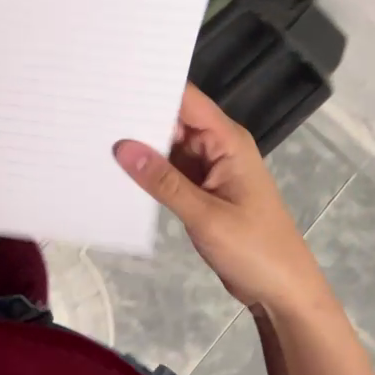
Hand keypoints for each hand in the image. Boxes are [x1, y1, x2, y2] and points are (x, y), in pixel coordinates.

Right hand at [114, 84, 331, 312]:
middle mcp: (216, 145)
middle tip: (90, 105)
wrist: (284, 294)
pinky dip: (146, 166)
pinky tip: (114, 163)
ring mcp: (207, 166)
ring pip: (166, 142)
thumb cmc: (256, 250)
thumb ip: (163, 182)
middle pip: (172, 117)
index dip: (152, 86)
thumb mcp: (206, 217)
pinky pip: (167, 167)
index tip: (113, 80)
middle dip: (137, 112)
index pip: (186, 98)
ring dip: (138, 141)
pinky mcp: (198, 187)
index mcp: (227, 140)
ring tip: (94, 130)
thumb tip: (121, 147)